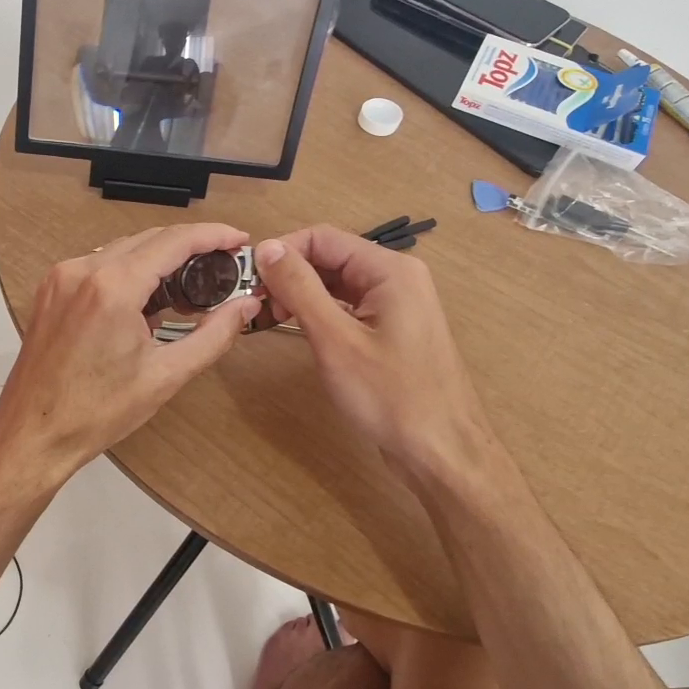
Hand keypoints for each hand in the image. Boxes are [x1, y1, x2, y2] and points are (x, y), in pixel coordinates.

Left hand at [0, 224, 263, 481]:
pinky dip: (129, 273)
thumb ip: (213, 335)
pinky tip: (148, 302)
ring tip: (190, 290)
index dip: (213, 235)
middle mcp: (82, 271)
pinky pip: (99, 266)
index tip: (240, 239)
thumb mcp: (165, 376)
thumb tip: (247, 307)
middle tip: (223, 269)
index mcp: (112, 287)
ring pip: (123, 250)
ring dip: (159, 260)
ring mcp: (61, 278)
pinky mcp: (51, 291)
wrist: (33, 434)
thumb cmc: (95, 412)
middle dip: (190, 248)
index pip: (174, 241)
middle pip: (149, 239)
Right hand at [254, 226, 490, 472]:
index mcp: (389, 270)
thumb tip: (267, 248)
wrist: (440, 451)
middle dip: (290, 275)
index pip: (323, 238)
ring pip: (337, 283)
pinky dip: (320, 313)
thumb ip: (300, 289)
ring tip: (273, 319)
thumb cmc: (390, 396)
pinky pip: (349, 306)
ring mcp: (397, 305)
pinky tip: (300, 331)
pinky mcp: (392, 330)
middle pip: (330, 257)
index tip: (249, 279)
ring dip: (302, 295)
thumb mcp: (336, 340)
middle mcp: (397, 278)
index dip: (282, 252)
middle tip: (258, 306)